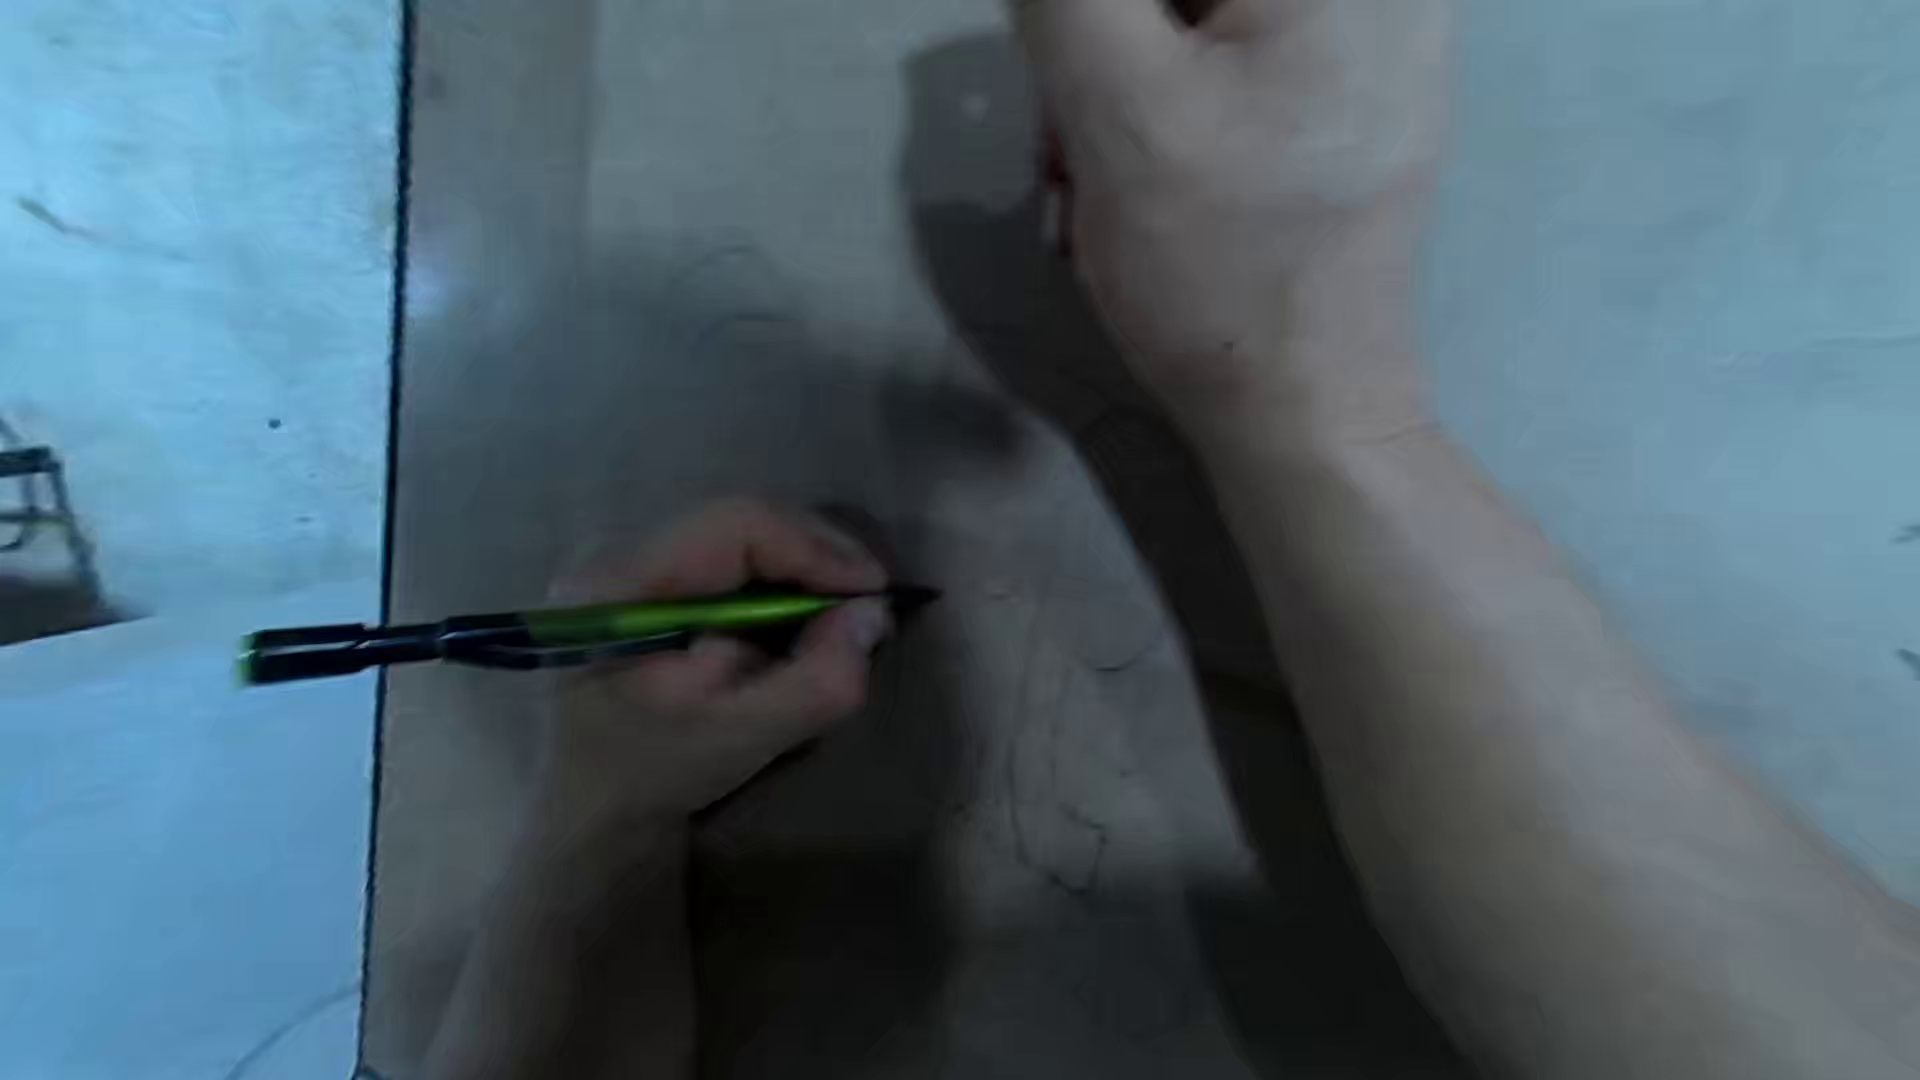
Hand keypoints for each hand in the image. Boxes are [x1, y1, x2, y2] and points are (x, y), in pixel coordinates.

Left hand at [535, 499, 893, 832]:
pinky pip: (741, 550)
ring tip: (842, 606)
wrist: (594, 794)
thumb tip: (873, 613)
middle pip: (748, 519)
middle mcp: (621, 548)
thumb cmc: (657, 770)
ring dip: (808, 563)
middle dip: (821, 554)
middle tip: (869, 599)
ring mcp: (639, 553)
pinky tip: (804, 609)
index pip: (737, 525)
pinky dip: (788, 574)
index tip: (873, 589)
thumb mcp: (745, 738)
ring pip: (750, 530)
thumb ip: (817, 681)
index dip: (816, 547)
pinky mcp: (659, 568)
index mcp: (621, 584)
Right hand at [1016, 0, 1450, 435]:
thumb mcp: (1123, 121)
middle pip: (1175, 0)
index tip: (1059, 88)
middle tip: (1060, 159)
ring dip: (1107, 115)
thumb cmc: (1215, 273)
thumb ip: (1068, 1)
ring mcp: (1350, 58)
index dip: (1085, 26)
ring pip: (1182, 45)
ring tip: (1084, 206)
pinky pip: (1212, 95)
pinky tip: (1126, 210)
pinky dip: (1150, 143)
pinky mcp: (1324, 123)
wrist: (1296, 405)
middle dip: (1092, 68)